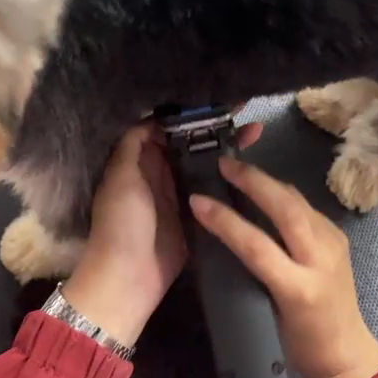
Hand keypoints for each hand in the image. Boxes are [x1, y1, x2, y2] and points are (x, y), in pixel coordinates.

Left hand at [63, 121, 261, 347]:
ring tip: (256, 132)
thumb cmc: (122, 223)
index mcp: (141, 161)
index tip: (215, 99)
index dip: (190, 114)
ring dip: (227, 149)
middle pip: (191, 145)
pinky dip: (232, 180)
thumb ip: (134, 144)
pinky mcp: (199, 217)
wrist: (129, 279)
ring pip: (206, 165)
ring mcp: (183, 196)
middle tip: (245, 111)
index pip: (168, 129)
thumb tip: (153, 117)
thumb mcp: (121, 177)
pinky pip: (216, 192)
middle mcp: (162, 174)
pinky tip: (253, 168)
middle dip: (215, 128)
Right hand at [189, 159, 377, 377]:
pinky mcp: (338, 236)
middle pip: (287, 209)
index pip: (257, 246)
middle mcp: (320, 261)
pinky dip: (281, 193)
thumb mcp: (266, 315)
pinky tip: (264, 188)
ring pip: (298, 201)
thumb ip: (249, 274)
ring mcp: (334, 245)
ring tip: (238, 169)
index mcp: (299, 289)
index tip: (197, 201)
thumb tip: (220, 236)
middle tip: (224, 164)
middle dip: (254, 181)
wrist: (347, 355)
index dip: (225, 221)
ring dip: (267, 181)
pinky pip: (306, 207)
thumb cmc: (298, 345)